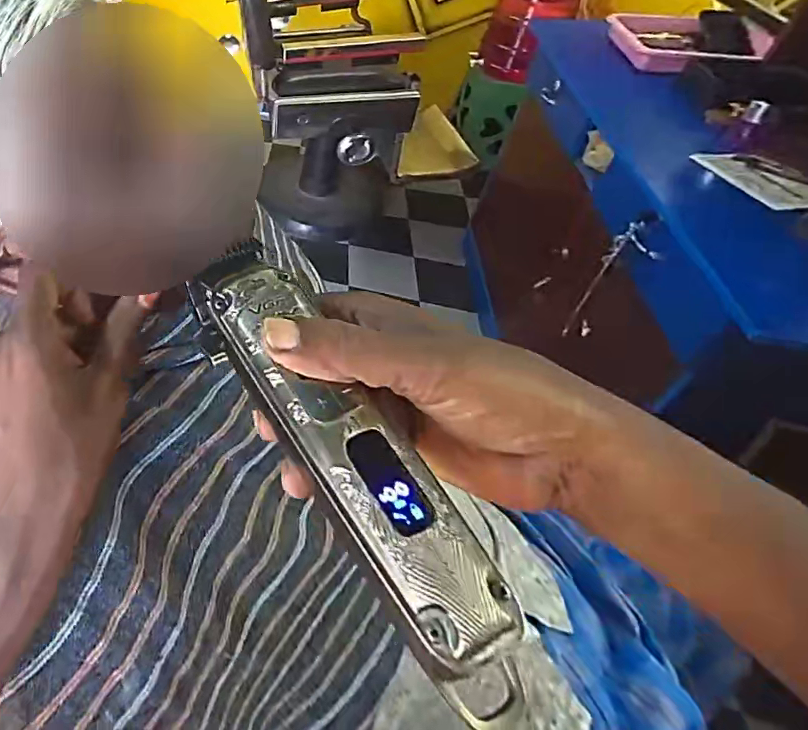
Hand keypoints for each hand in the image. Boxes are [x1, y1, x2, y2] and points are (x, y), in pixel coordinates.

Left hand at [0, 266, 153, 533]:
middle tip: (94, 354)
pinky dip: (29, 362)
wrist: (25, 515)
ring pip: (20, 333)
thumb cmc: (74, 449)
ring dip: (50, 342)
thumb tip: (147, 288)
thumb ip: (122, 330)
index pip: (40, 273)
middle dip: (66, 318)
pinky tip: (47, 400)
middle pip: (33, 305)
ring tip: (74, 382)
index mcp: (25, 333)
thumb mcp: (106, 387)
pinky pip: (6, 358)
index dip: (70, 283)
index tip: (93, 315)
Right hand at [252, 292, 634, 514]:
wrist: (564, 455)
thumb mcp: (415, 363)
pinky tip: (313, 488)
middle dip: (283, 397)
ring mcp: (382, 404)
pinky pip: (350, 452)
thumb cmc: (493, 388)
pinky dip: (329, 466)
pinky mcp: (394, 446)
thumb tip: (270, 335)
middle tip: (265, 426)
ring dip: (303, 438)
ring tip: (290, 468)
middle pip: (309, 371)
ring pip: (325, 415)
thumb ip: (343, 352)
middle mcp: (370, 360)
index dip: (275, 335)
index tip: (243, 363)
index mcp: (373, 324)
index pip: (308, 319)